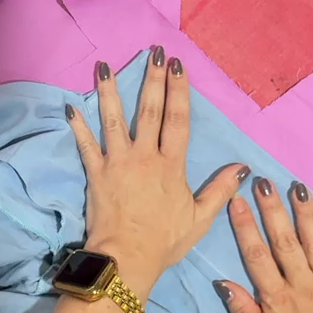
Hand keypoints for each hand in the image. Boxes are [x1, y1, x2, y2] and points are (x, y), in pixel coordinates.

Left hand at [66, 47, 246, 297]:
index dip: (178, 92)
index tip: (178, 67)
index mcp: (171, 165)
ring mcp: (117, 162)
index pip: (177, 120)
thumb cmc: (164, 241)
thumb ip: (219, 191)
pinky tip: (70, 106)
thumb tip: (242, 169)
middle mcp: (144, 156)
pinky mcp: (96, 173)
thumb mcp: (200, 219)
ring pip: (113, 120)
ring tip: (105, 67)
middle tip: (153, 53)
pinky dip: (77, 126)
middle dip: (152, 80)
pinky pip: (85, 145)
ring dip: (109, 92)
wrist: (126, 259)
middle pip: (149, 111)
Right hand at [219, 179, 312, 312]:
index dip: (245, 227)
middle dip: (272, 209)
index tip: (237, 200)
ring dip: (303, 214)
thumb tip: (224, 284)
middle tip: (264, 182)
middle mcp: (302, 286)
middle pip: (284, 241)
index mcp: (277, 301)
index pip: (256, 256)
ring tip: (297, 188)